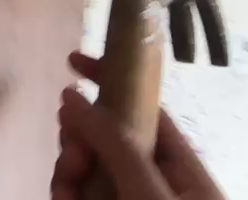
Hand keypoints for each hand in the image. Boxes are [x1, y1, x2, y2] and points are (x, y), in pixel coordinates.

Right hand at [51, 52, 225, 199]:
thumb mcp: (149, 193)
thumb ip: (113, 144)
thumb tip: (71, 92)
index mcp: (185, 171)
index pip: (145, 108)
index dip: (109, 79)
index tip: (72, 60)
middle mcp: (159, 181)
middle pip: (108, 135)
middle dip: (78, 139)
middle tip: (71, 158)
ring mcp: (133, 197)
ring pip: (90, 163)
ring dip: (68, 169)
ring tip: (64, 192)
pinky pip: (83, 188)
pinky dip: (68, 190)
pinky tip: (63, 198)